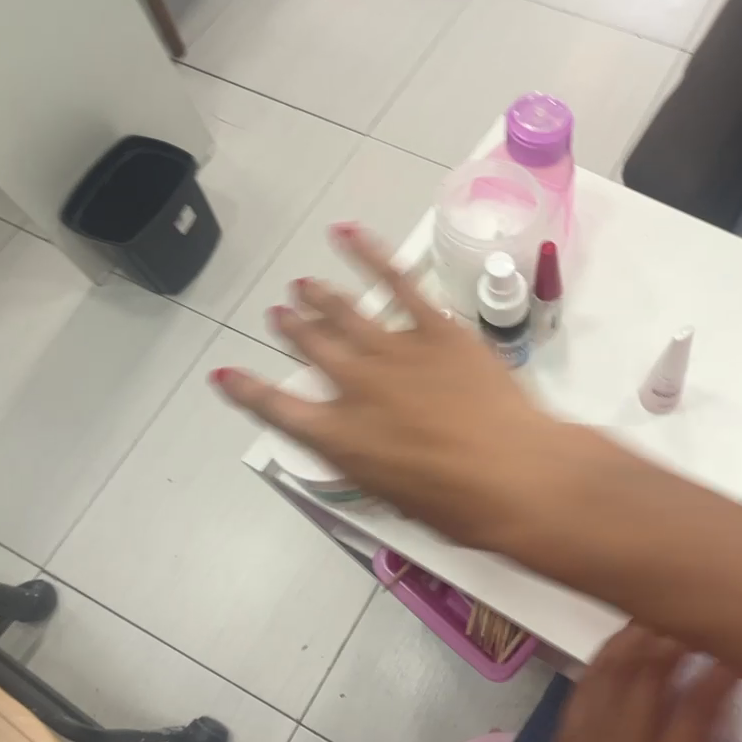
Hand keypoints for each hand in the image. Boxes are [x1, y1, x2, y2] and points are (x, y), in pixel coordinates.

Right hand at [213, 223, 586, 548]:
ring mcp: (393, 351)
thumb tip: (369, 450)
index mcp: (338, 437)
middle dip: (293, 330)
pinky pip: (397, 282)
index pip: (277, 408)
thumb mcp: (396, 499)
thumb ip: (369, 464)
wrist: (512, 473)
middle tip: (281, 316)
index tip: (228, 375)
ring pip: (343, 313)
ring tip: (303, 284)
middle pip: (312, 348)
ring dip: (319, 297)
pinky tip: (349, 234)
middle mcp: (355, 387)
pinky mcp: (435, 328)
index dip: (247, 390)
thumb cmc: (459, 507)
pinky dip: (370, 254)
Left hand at [458, 626, 741, 741]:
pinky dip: (605, 655)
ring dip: (640, 634)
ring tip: (666, 610)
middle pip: (648, 674)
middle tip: (702, 613)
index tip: (740, 648)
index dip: (719, 672)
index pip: (695, 710)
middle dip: (677, 635)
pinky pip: (583, 686)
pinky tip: (623, 638)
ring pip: (612, 670)